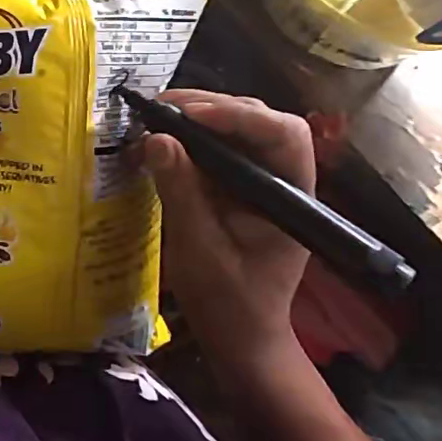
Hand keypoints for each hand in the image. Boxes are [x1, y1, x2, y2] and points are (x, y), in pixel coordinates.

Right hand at [142, 89, 314, 358]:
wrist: (237, 333)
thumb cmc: (229, 302)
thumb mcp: (200, 251)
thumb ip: (182, 194)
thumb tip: (156, 139)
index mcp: (291, 195)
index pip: (283, 134)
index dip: (239, 117)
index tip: (189, 117)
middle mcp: (279, 176)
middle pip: (255, 118)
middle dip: (207, 107)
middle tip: (157, 109)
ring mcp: (254, 177)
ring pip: (231, 124)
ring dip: (191, 114)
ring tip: (150, 117)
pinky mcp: (230, 181)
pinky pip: (210, 144)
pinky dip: (182, 134)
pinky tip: (154, 137)